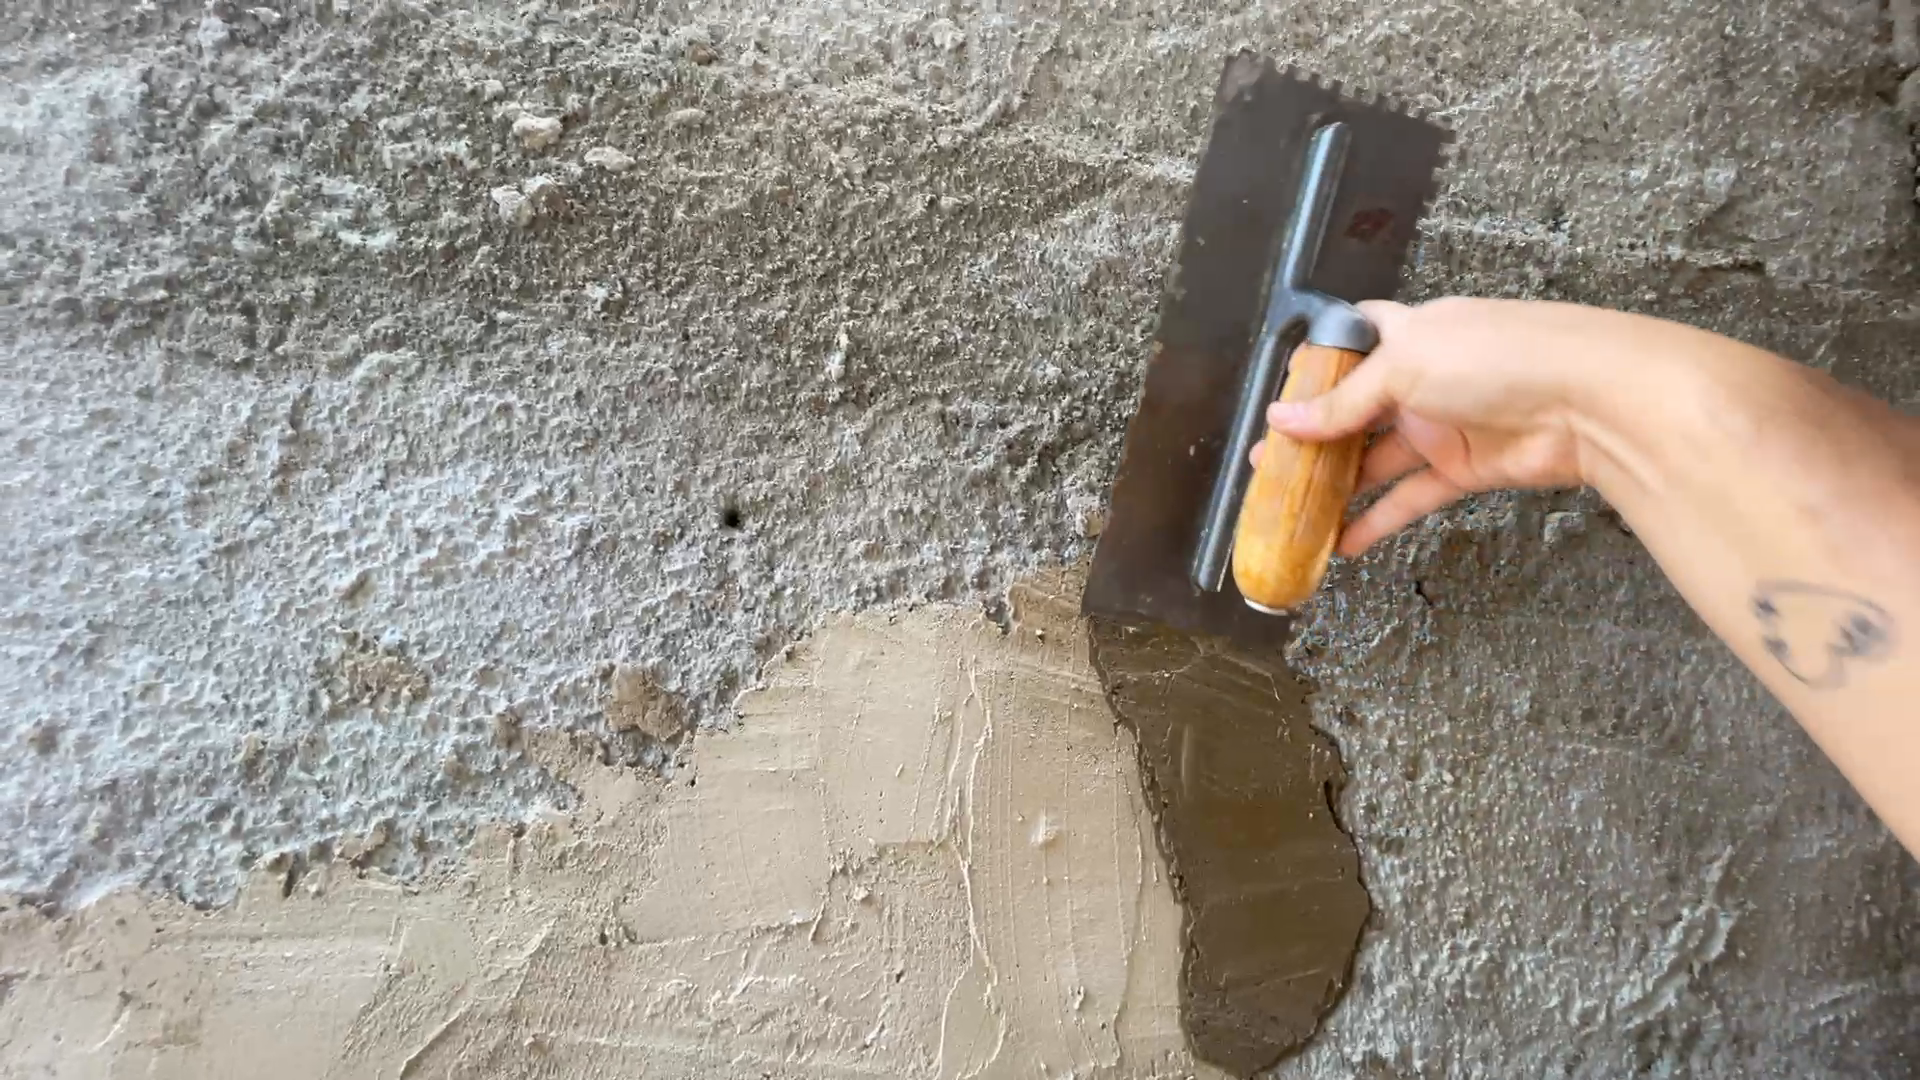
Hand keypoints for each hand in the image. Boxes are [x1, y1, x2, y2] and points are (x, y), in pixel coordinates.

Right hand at [1249, 297, 1647, 555]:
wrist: (1601, 403)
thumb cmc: (1499, 358)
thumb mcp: (1406, 366)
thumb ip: (1340, 401)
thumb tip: (1278, 421)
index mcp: (1411, 335)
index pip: (1355, 338)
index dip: (1319, 359)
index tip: (1282, 391)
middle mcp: (1422, 378)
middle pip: (1354, 409)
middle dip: (1311, 435)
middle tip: (1269, 463)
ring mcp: (1441, 425)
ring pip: (1374, 459)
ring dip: (1335, 484)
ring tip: (1289, 507)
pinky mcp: (1462, 468)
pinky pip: (1408, 496)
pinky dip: (1377, 521)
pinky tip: (1340, 542)